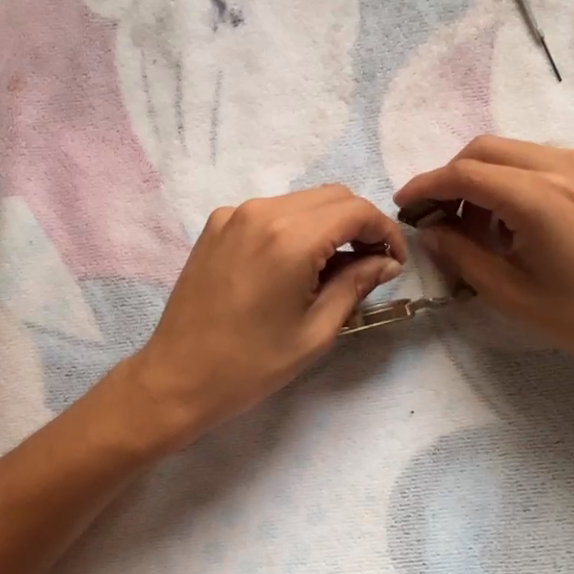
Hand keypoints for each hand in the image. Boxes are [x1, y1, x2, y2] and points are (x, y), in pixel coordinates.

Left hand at [126, 186, 404, 446]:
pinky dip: (293, 229)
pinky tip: (295, 267)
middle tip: (372, 265)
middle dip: (359, 225)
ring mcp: (233, 215)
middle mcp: (260, 211)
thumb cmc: (250, 364)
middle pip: (330, 197)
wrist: (178, 377)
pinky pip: (269, 214)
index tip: (395, 262)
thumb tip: (385, 261)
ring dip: (327, 225)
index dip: (385, 231)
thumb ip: (355, 285)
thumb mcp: (316, 331)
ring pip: (300, 202)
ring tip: (334, 270)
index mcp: (289, 237)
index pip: (355, 211)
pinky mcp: (216, 227)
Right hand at [395, 136, 573, 402]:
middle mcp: (566, 166)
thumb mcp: (512, 294)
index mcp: (540, 197)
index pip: (465, 173)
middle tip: (439, 218)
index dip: (426, 186)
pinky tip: (519, 221)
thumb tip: (432, 231)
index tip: (404, 205)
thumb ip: (462, 255)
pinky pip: (547, 161)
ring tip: (479, 226)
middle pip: (487, 149)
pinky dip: (518, 179)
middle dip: (453, 177)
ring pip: (517, 151)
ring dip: (486, 177)